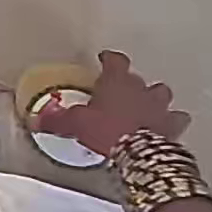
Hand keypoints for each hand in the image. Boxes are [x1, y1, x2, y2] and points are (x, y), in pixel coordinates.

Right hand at [36, 50, 191, 155]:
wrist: (138, 153)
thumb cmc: (106, 130)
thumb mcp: (75, 123)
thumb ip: (57, 119)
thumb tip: (35, 120)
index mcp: (116, 81)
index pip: (115, 60)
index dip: (109, 58)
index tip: (105, 58)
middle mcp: (141, 88)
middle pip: (138, 78)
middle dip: (130, 83)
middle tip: (119, 91)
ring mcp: (159, 106)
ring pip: (160, 93)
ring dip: (154, 98)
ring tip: (146, 105)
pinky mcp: (173, 125)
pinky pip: (176, 118)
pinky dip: (172, 120)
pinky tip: (166, 125)